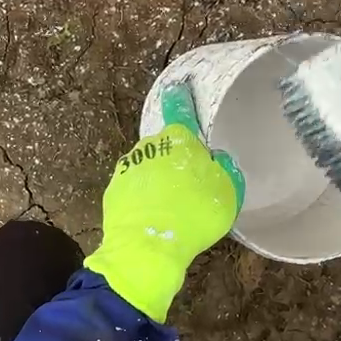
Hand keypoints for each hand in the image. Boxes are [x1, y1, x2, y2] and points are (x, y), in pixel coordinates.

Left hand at [83, 84, 244, 321]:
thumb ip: (224, 170)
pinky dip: (143, 199)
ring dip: (158, 179)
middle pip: (166, 144)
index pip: (180, 109)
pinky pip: (134, 189)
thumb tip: (217, 160)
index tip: (178, 90)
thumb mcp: (227, 193)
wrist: (147, 250)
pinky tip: (154, 218)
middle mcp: (149, 145)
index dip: (181, 99)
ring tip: (173, 208)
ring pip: (149, 167)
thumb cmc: (193, 216)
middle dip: (176, 157)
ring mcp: (127, 168)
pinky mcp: (113, 192)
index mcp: (178, 139)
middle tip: (192, 183)